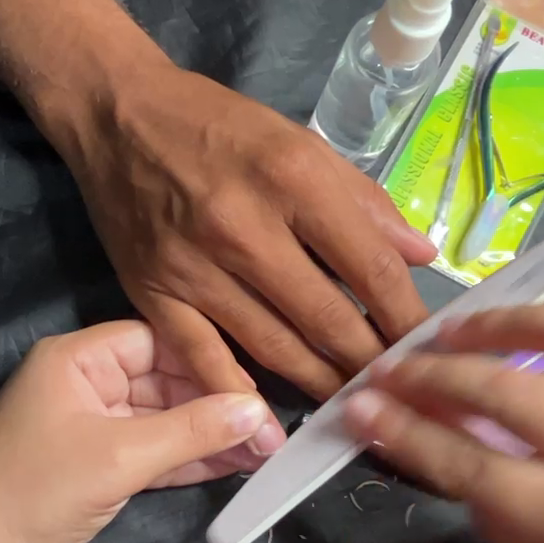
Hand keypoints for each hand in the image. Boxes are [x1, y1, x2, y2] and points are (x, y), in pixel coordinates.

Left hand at [0, 321, 274, 542]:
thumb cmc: (41, 487)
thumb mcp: (120, 455)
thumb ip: (191, 432)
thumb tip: (258, 412)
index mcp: (78, 359)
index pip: (156, 342)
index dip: (207, 362)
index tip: (257, 387)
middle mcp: (86, 382)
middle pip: (164, 383)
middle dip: (215, 410)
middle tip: (270, 432)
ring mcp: (93, 424)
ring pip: (163, 421)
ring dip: (207, 438)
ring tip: (265, 453)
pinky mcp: (100, 461)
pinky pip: (152, 451)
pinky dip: (186, 460)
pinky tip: (232, 466)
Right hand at [49, 59, 438, 412]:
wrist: (118, 116)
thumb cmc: (215, 123)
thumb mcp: (297, 139)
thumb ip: (361, 200)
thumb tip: (419, 255)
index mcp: (291, 178)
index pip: (368, 266)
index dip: (405, 316)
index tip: (426, 349)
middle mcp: (244, 228)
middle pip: (325, 318)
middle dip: (368, 362)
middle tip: (395, 389)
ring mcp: (194, 269)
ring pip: (272, 346)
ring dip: (319, 382)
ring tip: (350, 403)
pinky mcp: (155, 295)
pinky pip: (203, 358)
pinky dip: (237, 396)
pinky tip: (268, 426)